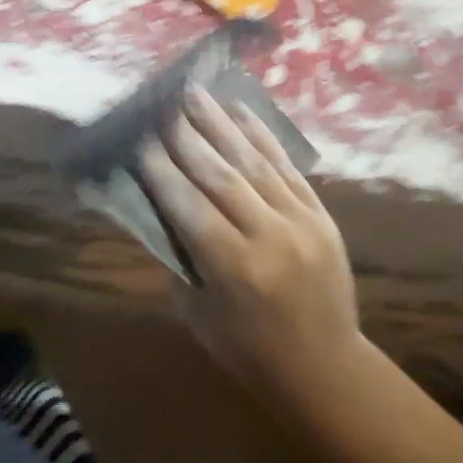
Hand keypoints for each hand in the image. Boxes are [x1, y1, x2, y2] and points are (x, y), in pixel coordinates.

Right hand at [140, 85, 360, 393]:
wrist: (324, 369)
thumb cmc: (245, 349)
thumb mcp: (196, 309)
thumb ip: (179, 253)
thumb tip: (157, 203)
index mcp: (235, 269)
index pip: (189, 205)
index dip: (161, 170)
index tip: (138, 140)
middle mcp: (271, 238)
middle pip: (221, 175)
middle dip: (187, 136)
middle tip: (162, 104)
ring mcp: (302, 223)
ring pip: (254, 163)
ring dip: (220, 124)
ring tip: (195, 93)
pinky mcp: (322, 216)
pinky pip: (287, 168)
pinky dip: (261, 137)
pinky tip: (240, 111)